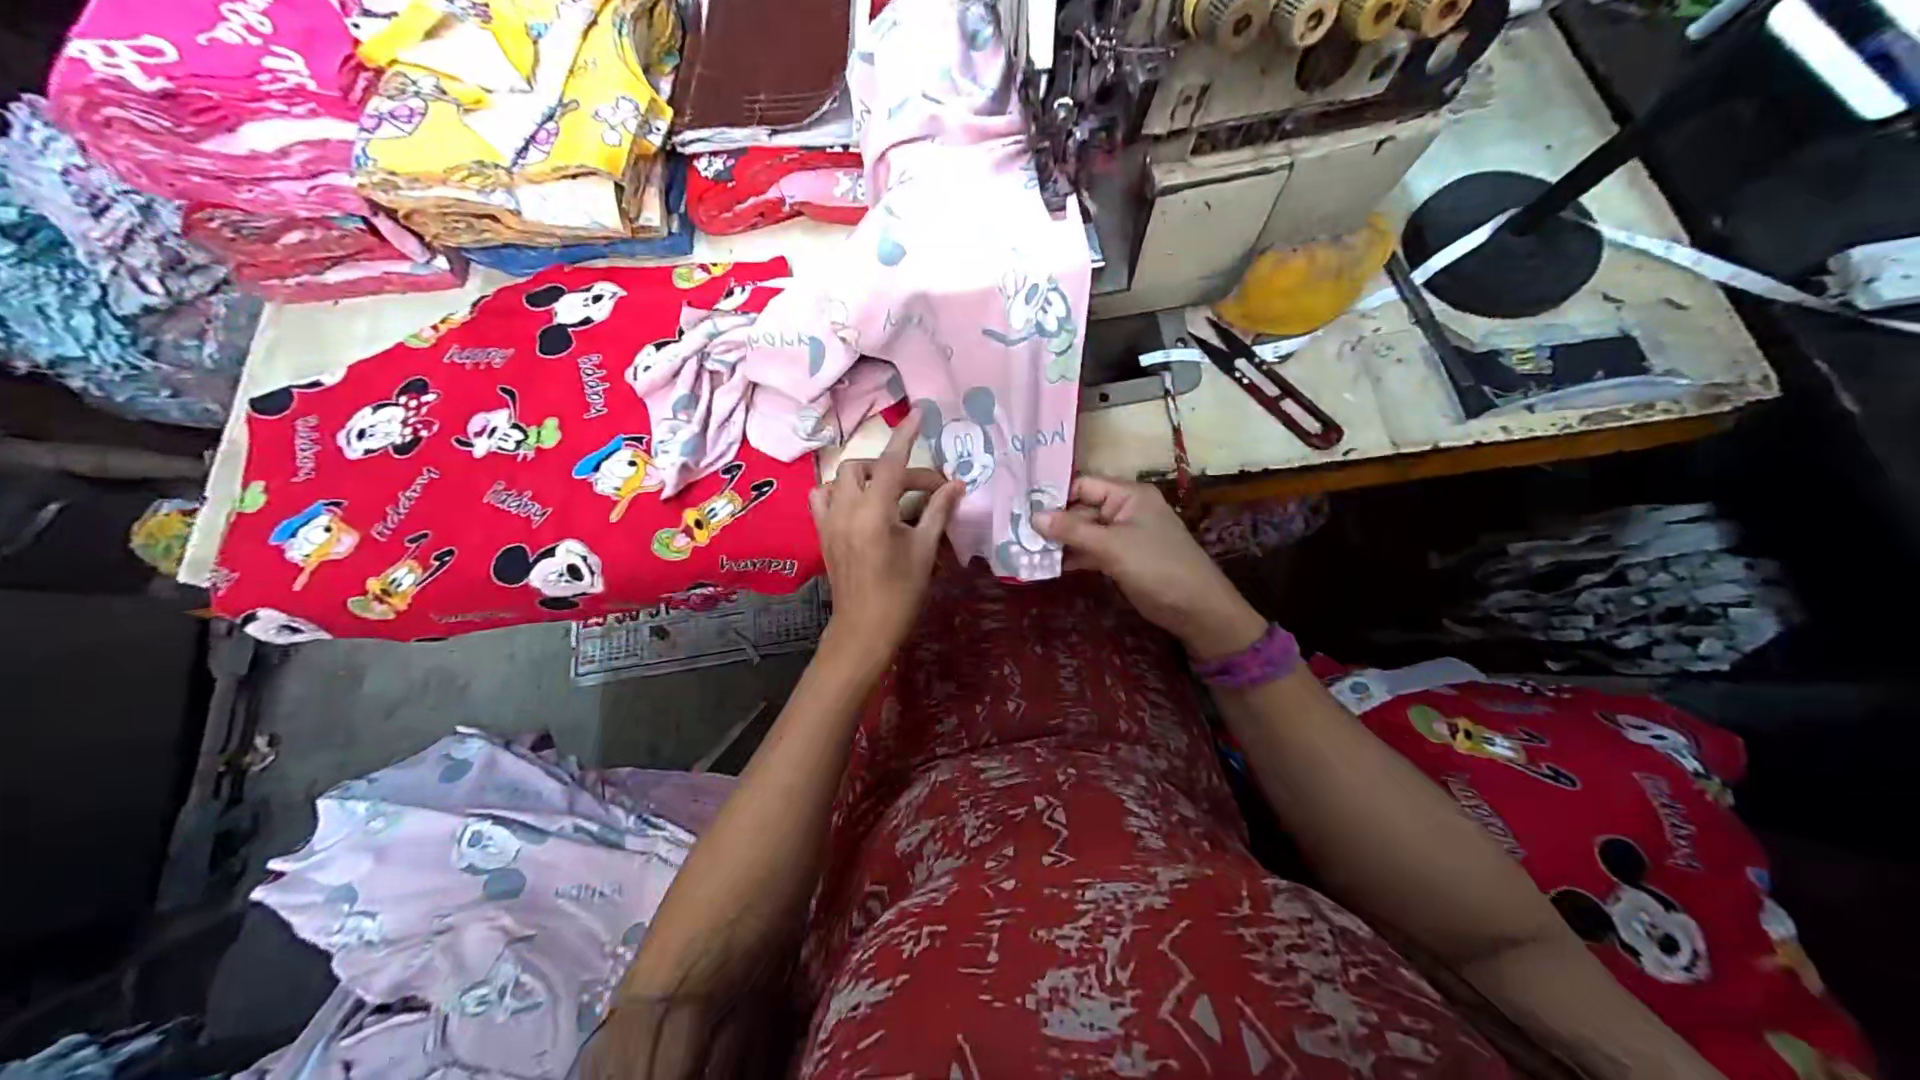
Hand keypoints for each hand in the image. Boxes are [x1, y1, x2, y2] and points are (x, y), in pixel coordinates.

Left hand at [809, 409, 963, 661]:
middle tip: (921, 488)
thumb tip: (956, 485)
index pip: (892, 463)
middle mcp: (845, 509)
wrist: (864, 628)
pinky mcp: (821, 532)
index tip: (918, 412)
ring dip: (865, 475)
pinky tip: (857, 503)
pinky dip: (839, 490)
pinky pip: (823, 497)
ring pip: (840, 478)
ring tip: (888, 491)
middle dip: (894, 468)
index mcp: (874, 512)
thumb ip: (938, 511)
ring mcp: (828, 520)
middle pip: (865, 466)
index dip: (906, 435)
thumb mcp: (925, 550)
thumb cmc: (901, 592)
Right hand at [1036, 476, 1266, 659]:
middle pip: (1080, 508)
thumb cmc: (1157, 566)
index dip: (1053, 494)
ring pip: (1082, 532)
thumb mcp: (1112, 546)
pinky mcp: (1119, 558)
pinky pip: (1089, 551)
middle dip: (1051, 521)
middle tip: (1015, 531)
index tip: (1020, 505)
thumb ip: (1072, 530)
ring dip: (1058, 542)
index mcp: (1128, 494)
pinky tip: (1045, 565)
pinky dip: (1071, 557)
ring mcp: (1122, 535)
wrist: (1194, 607)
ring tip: (1023, 549)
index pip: (1083, 484)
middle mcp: (1123, 509)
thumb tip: (1033, 516)